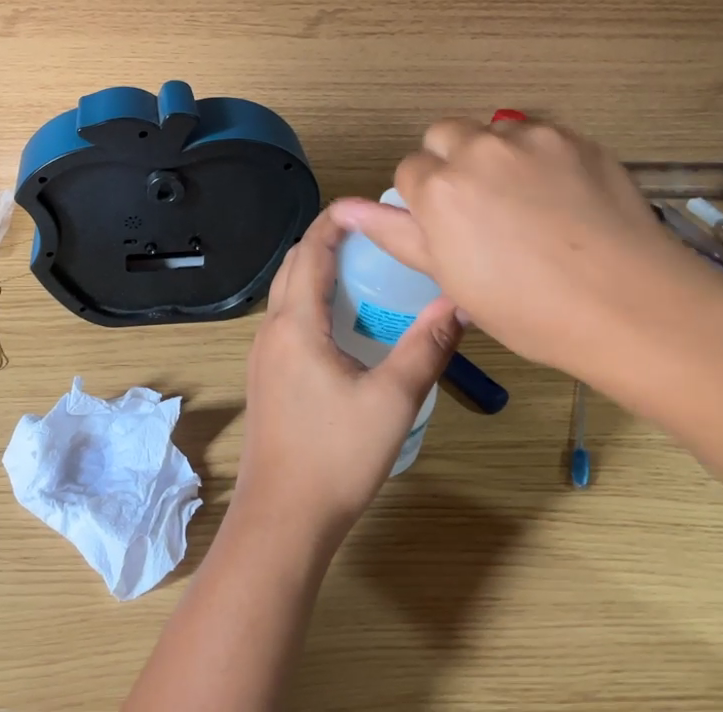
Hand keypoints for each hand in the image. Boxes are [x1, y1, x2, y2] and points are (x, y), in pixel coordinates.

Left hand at [234, 207, 463, 543]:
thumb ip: (426, 347)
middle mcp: (271, 331)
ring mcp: (263, 356)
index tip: (366, 207)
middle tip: (374, 240)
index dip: (334, 221)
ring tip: (366, 275)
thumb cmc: (336, 456)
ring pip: (287, 295)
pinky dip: (313, 304)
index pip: (309, 251)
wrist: (284, 515)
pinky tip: (348, 326)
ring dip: (318, 274)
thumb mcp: (393, 399)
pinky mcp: (267, 378)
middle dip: (328, 243)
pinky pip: (287, 322)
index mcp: (295, 324)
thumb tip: (459, 304)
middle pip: (293, 267)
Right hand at [332, 116, 722, 375]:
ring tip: (526, 203)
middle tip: (480, 208)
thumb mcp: (449, 276)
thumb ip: (394, 233)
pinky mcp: (577, 139)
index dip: (424, 200)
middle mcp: (479, 151)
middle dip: (452, 162)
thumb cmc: (526, 307)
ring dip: (496, 156)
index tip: (448, 229)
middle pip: (445, 134)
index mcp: (439, 189)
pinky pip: (541, 136)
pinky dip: (540, 158)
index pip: (409, 170)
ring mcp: (532, 140)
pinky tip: (562, 199)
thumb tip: (341, 208)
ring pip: (494, 131)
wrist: (627, 305)